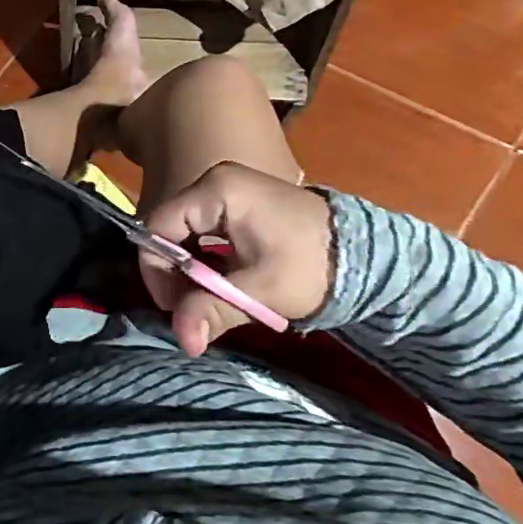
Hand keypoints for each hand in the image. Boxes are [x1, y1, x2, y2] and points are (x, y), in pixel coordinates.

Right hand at [140, 161, 333, 355]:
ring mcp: (228, 190)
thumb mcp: (262, 291)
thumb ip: (214, 309)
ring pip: (185, 234)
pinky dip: (205, 261)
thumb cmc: (312, 265)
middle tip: (191, 309)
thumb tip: (182, 341)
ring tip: (207, 302)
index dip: (157, 269)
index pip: (158, 227)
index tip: (174, 306)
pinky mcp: (239, 203)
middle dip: (175, 274)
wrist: (365, 254)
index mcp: (217, 191)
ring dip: (190, 271)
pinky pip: (204, 232)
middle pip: (170, 229)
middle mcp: (216, 182)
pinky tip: (219, 286)